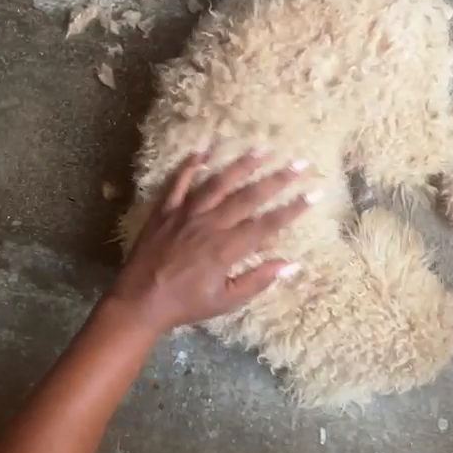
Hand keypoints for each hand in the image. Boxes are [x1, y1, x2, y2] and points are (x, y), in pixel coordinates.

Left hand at [106, 151, 312, 333]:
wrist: (139, 300)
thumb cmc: (186, 304)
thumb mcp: (226, 300)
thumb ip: (258, 280)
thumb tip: (291, 264)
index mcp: (227, 249)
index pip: (268, 224)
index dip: (293, 208)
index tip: (314, 192)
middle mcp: (209, 225)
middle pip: (248, 196)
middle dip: (277, 179)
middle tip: (299, 163)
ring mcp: (186, 214)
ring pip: (218, 183)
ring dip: (241, 165)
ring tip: (261, 150)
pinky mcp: (165, 211)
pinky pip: (179, 182)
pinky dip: (191, 164)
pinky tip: (204, 147)